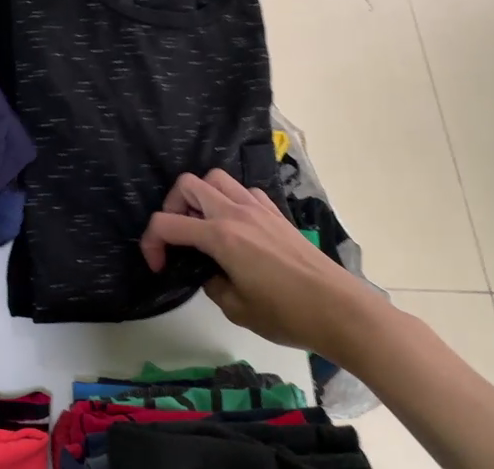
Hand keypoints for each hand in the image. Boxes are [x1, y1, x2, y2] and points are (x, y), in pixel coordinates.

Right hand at [139, 169, 389, 360]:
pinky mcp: (277, 214)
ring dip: (202, 197)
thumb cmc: (287, 314)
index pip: (167, 223)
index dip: (152, 243)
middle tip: (178, 237)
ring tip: (205, 227)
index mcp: (220, 236)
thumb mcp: (237, 310)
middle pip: (188, 184)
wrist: (341, 311)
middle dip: (172, 206)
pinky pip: (244, 192)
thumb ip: (212, 285)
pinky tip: (238, 228)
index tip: (158, 266)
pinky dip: (231, 201)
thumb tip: (211, 273)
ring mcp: (258, 209)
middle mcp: (235, 212)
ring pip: (217, 179)